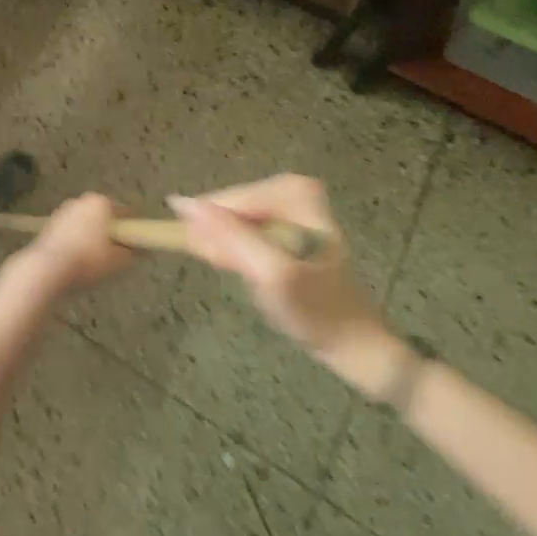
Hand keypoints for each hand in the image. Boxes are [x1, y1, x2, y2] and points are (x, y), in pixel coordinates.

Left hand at [11, 193, 134, 294]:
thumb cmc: (88, 260)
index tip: (137, 244)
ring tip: (97, 259)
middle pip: (105, 216)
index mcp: (101, 202)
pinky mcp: (51, 223)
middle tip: (117, 253)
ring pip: (87, 223)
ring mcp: (64, 210)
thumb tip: (141, 249)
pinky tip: (79, 258)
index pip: (126, 213)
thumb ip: (133, 252)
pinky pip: (72, 230)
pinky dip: (78, 240)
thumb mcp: (119, 260)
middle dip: (111, 231)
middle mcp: (82, 200)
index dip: (134, 229)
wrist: (47, 267)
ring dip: (93, 235)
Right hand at [169, 176, 398, 387]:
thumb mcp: (271, 274)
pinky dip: (237, 252)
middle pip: (230, 207)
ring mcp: (289, 209)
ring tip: (241, 275)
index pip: (228, 200)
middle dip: (222, 239)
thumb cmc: (316, 311)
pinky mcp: (285, 227)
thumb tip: (182, 204)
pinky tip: (246, 271)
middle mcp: (292, 191)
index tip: (205, 256)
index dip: (210, 227)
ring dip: (227, 248)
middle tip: (228, 270)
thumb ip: (230, 236)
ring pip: (232, 221)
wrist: (354, 344)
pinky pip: (244, 230)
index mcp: (294, 193)